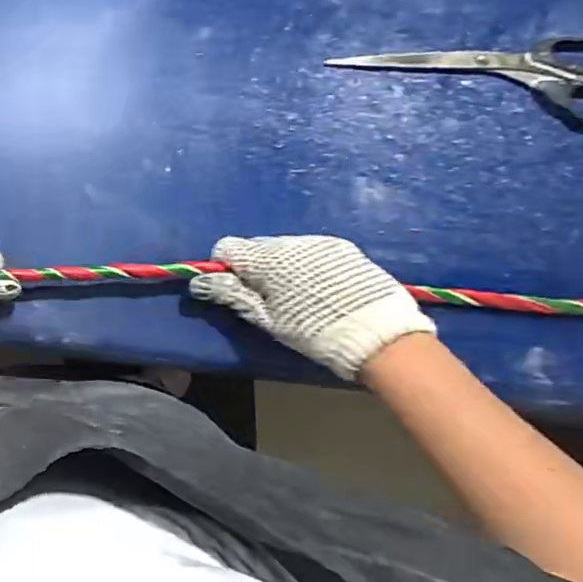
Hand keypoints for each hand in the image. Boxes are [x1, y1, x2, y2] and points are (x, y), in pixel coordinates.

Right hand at [188, 235, 435, 379]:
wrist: (383, 338)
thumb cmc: (313, 330)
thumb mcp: (265, 317)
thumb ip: (230, 293)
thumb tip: (199, 281)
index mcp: (268, 258)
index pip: (227, 248)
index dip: (225, 269)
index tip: (235, 290)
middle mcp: (293, 243)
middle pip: (257, 247)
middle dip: (254, 267)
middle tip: (266, 297)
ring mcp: (323, 244)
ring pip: (284, 249)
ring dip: (281, 267)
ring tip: (296, 294)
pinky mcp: (347, 251)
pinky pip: (311, 252)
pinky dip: (306, 266)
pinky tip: (319, 290)